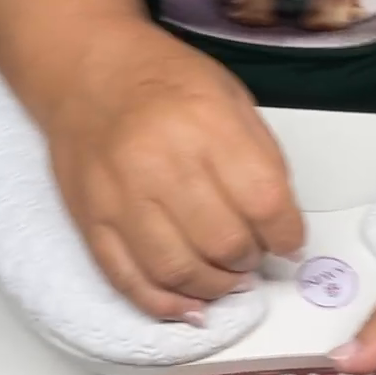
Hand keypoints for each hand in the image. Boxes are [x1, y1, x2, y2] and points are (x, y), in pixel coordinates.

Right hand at [46, 25, 305, 320]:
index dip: (287, 236)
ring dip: (215, 288)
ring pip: (179, 272)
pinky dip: (166, 305)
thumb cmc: (166, 82)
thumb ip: (263, 163)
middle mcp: (160, 163)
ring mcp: (120, 197)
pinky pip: (129, 280)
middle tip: (253, 256)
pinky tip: (191, 306)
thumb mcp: (233, 100)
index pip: (264, 203)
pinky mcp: (91, 221)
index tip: (290, 242)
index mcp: (206, 124)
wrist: (85, 68)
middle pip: (224, 244)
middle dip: (251, 261)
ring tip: (227, 279)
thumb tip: (282, 230)